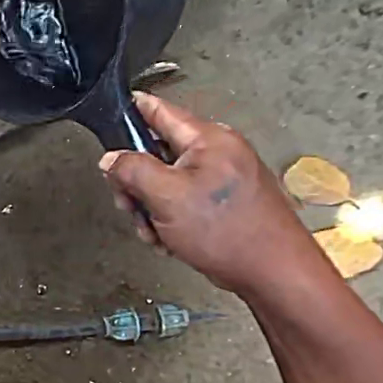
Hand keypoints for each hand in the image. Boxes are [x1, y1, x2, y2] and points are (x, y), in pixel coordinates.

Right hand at [100, 93, 325, 293]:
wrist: (271, 272)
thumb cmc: (231, 232)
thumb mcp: (166, 196)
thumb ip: (132, 170)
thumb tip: (111, 159)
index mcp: (208, 139)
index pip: (160, 111)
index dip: (131, 113)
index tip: (113, 116)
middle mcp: (218, 152)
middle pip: (157, 153)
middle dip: (136, 182)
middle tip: (130, 203)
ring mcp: (222, 178)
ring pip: (167, 182)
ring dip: (151, 208)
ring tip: (156, 230)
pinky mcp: (224, 202)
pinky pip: (184, 201)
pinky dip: (171, 220)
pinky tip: (171, 239)